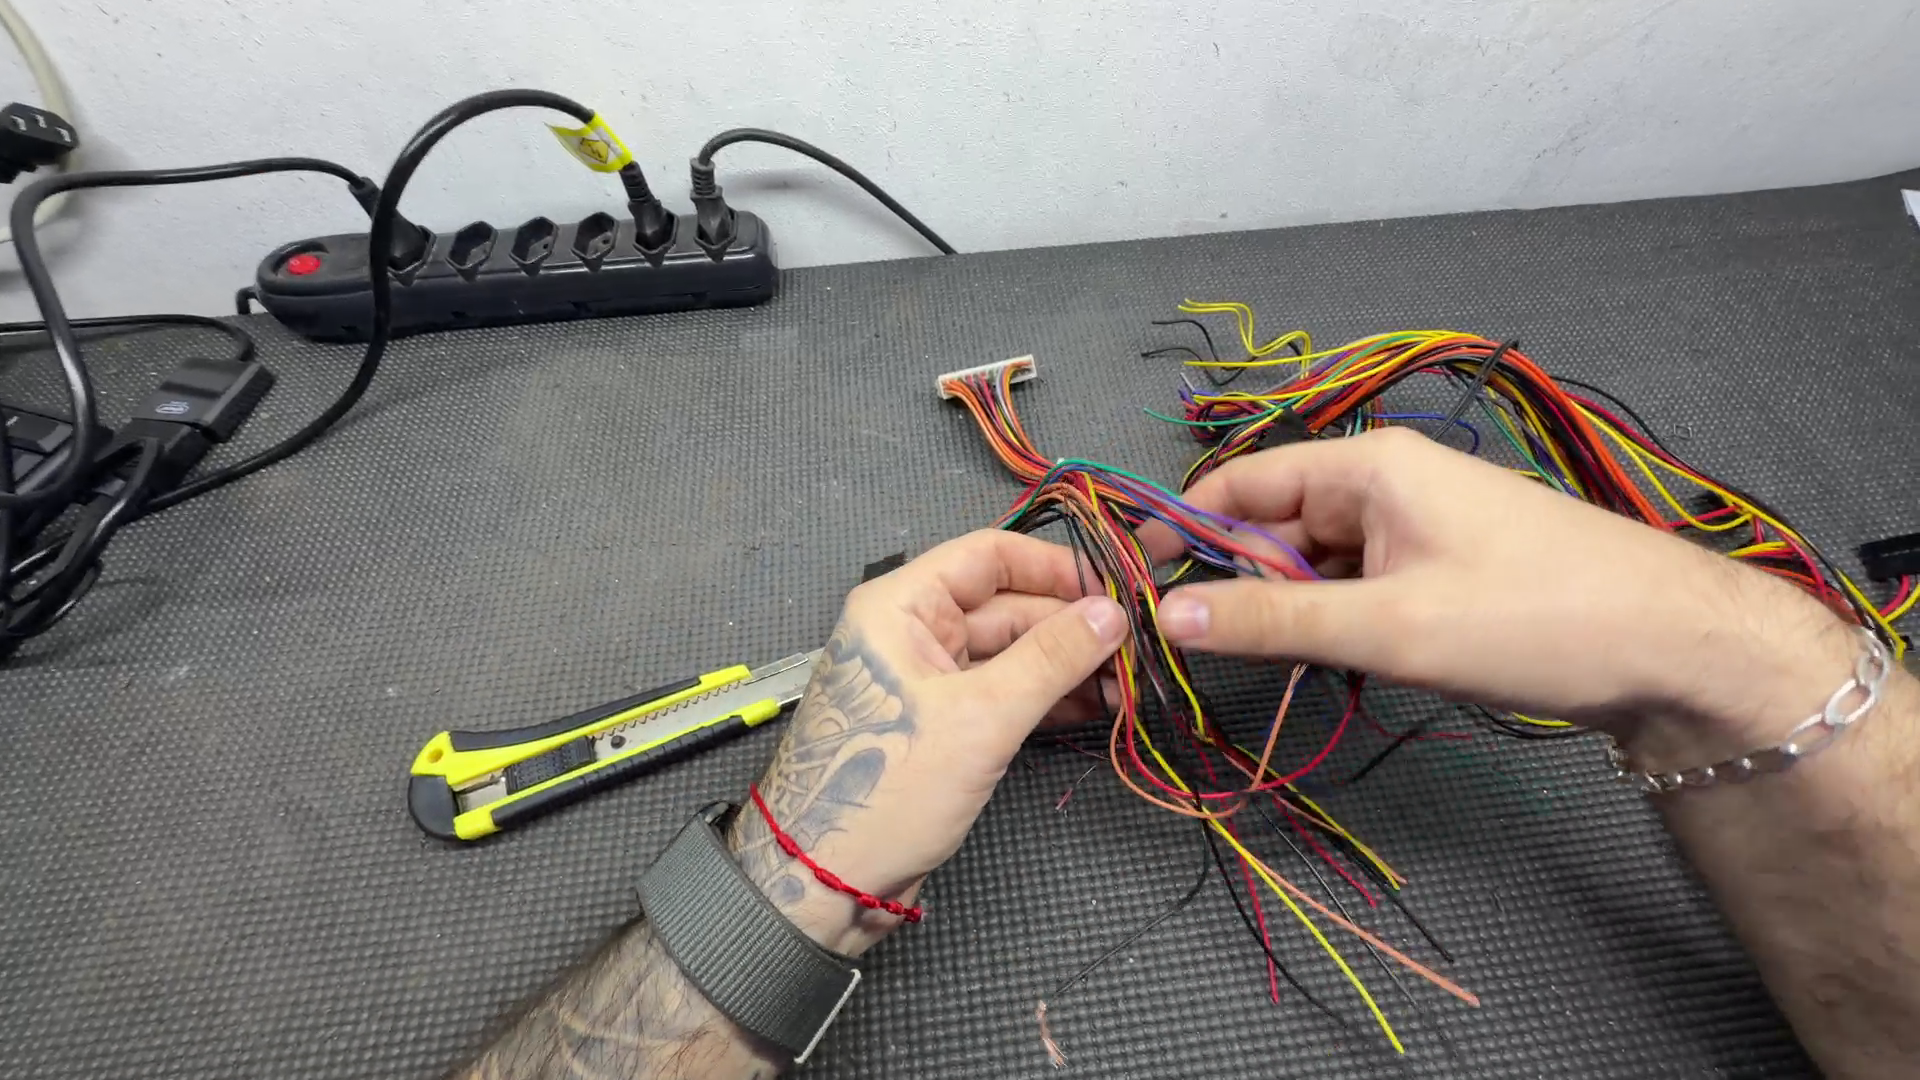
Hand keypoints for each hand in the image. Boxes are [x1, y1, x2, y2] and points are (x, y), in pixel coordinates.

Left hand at [728, 529, 1127, 955]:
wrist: (827, 881)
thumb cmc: (887, 787)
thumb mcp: (979, 717)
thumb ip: (1049, 660)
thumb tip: (1111, 614)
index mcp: (902, 604)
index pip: (988, 555)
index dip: (1055, 566)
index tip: (1113, 589)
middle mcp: (914, 628)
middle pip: (1007, 605)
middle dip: (1071, 626)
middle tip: (1134, 649)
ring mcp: (930, 675)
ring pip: (1010, 650)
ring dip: (1066, 665)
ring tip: (1126, 684)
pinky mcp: (944, 717)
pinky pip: (1003, 689)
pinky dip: (1045, 696)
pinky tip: (1094, 707)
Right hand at [1147, 428, 1859, 759]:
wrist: (1682, 651)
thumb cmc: (1528, 616)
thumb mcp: (1385, 624)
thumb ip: (1268, 620)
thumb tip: (1165, 617)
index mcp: (1362, 466)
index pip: (1239, 482)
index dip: (1181, 523)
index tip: (1137, 572)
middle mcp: (1376, 482)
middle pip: (1269, 523)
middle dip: (1233, 576)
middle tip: (1199, 638)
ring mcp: (1403, 523)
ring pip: (1305, 558)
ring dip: (1280, 602)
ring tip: (1267, 654)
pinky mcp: (1423, 561)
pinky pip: (1344, 578)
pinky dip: (1321, 612)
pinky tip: (1322, 651)